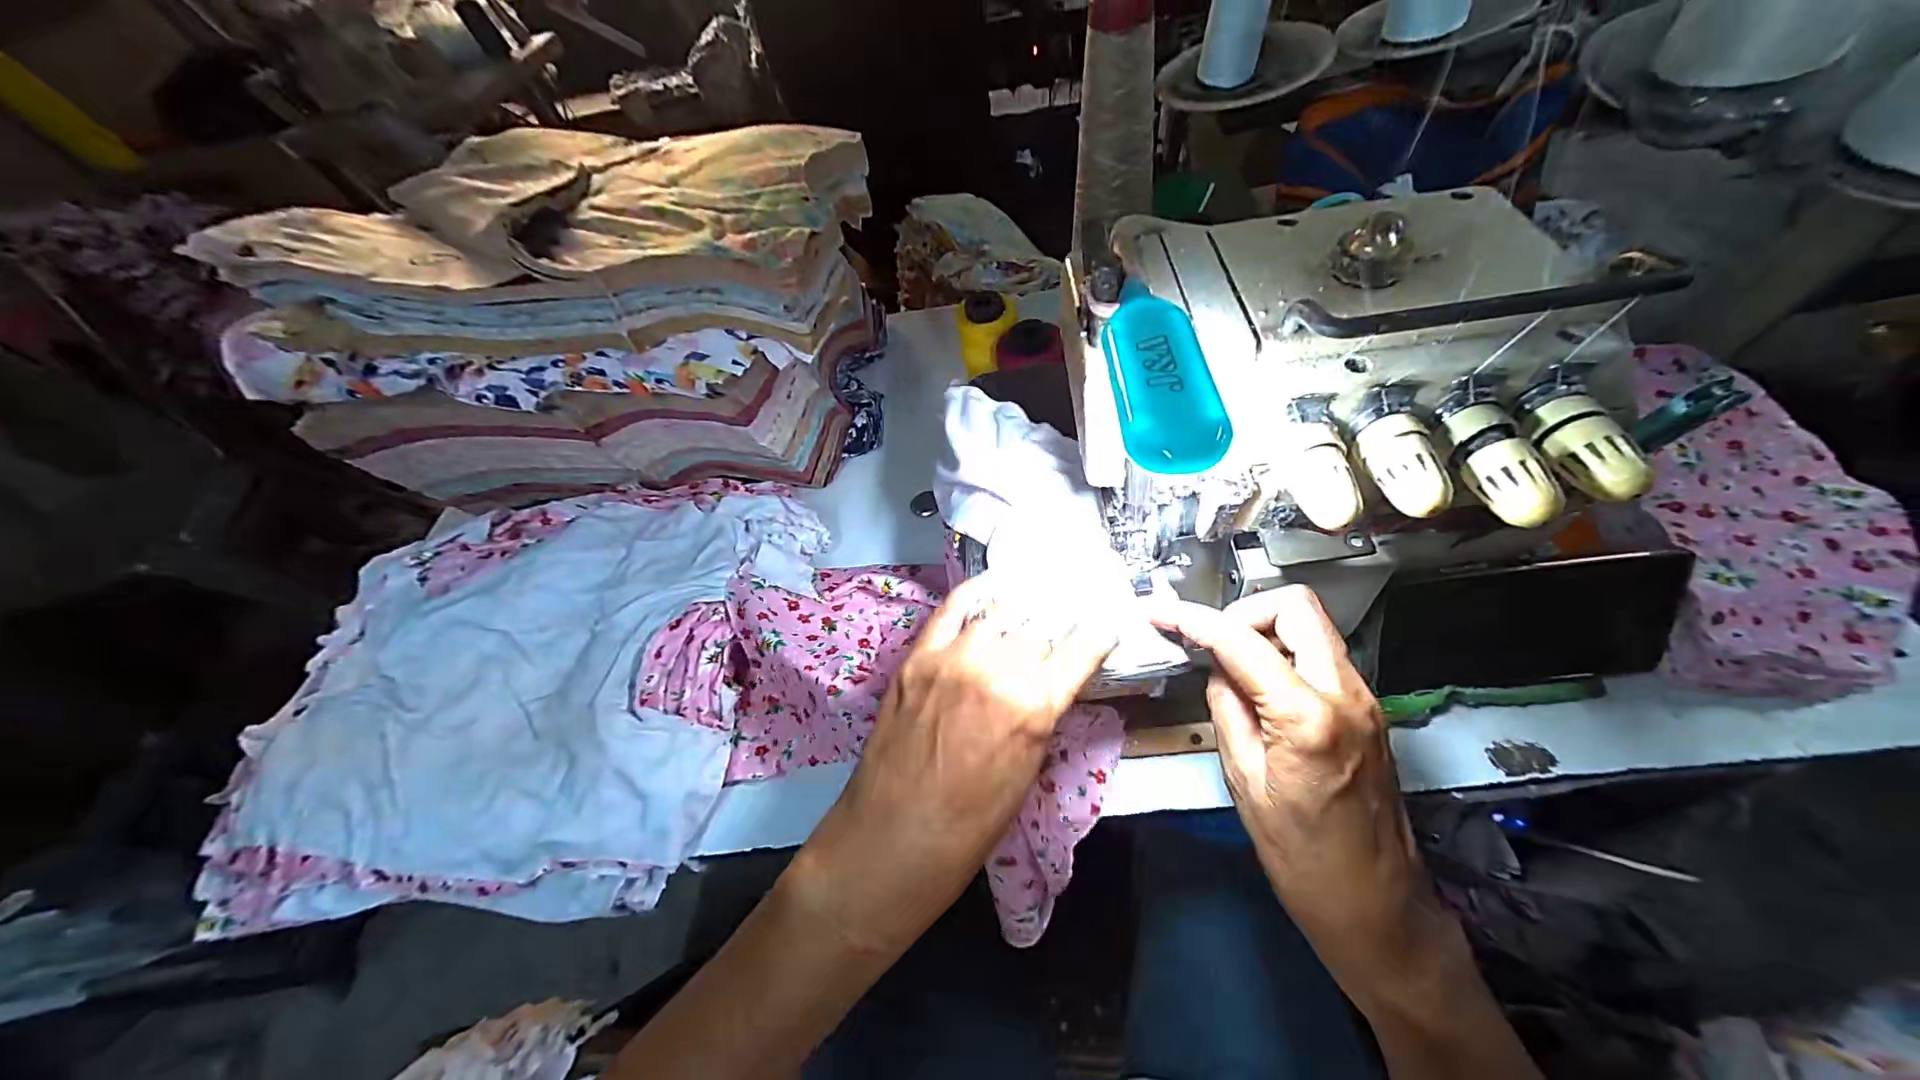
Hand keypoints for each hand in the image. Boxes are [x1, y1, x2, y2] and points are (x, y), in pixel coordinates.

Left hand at [788, 574, 1117, 956]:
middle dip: (1054, 632)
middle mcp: (996, 670)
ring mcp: (952, 658)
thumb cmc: (974, 820)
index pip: (1080, 649)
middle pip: (1038, 629)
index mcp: (1034, 705)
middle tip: (1058, 631)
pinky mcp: (918, 656)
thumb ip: (1041, 712)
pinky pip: (951, 609)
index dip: (1097, 635)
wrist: (898, 833)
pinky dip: (974, 594)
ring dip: (1018, 616)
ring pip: (999, 614)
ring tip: (1027, 613)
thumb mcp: (1029, 766)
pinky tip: (989, 589)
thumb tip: (1051, 679)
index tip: (1104, 626)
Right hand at [1151, 587, 1466, 1000]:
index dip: (1194, 621)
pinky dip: (1285, 653)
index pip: (1242, 641)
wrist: (1378, 905)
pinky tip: (1260, 689)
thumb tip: (1217, 668)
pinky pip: (1320, 656)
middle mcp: (1345, 694)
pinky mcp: (1367, 709)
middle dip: (1243, 611)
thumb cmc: (1302, 858)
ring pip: (1311, 626)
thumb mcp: (1244, 781)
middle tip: (1212, 643)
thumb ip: (1228, 710)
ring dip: (1265, 631)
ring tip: (1232, 669)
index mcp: (1307, 717)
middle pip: (1295, 606)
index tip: (1162, 615)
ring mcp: (1364, 699)